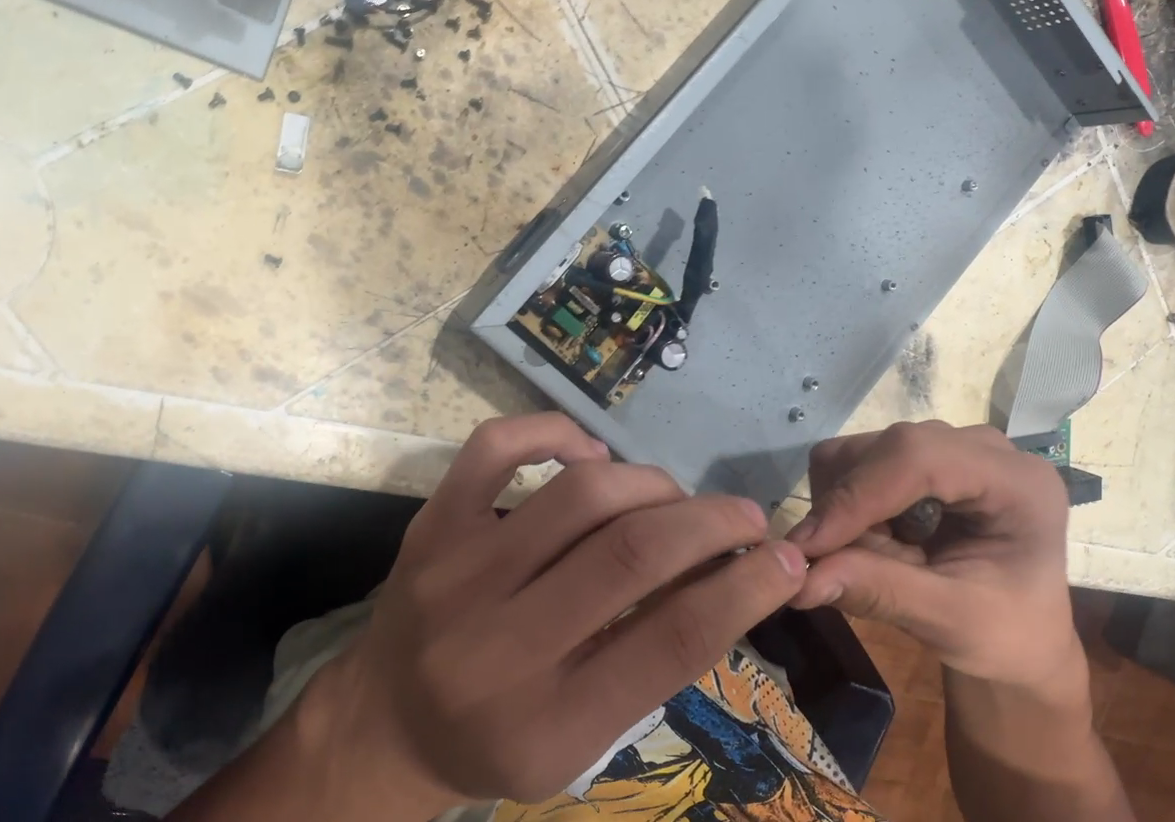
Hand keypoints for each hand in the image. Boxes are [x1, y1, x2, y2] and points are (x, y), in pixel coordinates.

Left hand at [238, 414, 806, 816]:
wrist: (386, 723)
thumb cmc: (498, 739)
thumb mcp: (581, 741)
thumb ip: (650, 663)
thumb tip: (730, 576)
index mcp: (549, 720)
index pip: (669, 641)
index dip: (744, 591)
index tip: (787, 560)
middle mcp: (499, 643)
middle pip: (629, 555)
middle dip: (709, 523)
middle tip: (746, 516)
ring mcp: (456, 573)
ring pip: (577, 494)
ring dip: (649, 484)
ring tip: (673, 498)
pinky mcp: (430, 524)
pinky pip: (495, 447)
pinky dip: (554, 433)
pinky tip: (593, 454)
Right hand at [785, 420, 1077, 689]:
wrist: (1021, 638)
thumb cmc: (1006, 635)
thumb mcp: (953, 624)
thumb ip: (882, 593)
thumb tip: (803, 581)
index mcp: (1017, 482)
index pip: (920, 457)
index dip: (858, 495)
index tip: (809, 547)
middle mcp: (982, 449)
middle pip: (885, 449)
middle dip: (850, 509)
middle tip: (836, 568)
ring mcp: (946, 447)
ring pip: (858, 453)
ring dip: (844, 510)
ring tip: (872, 561)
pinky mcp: (915, 457)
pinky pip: (852, 463)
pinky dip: (843, 506)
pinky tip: (873, 542)